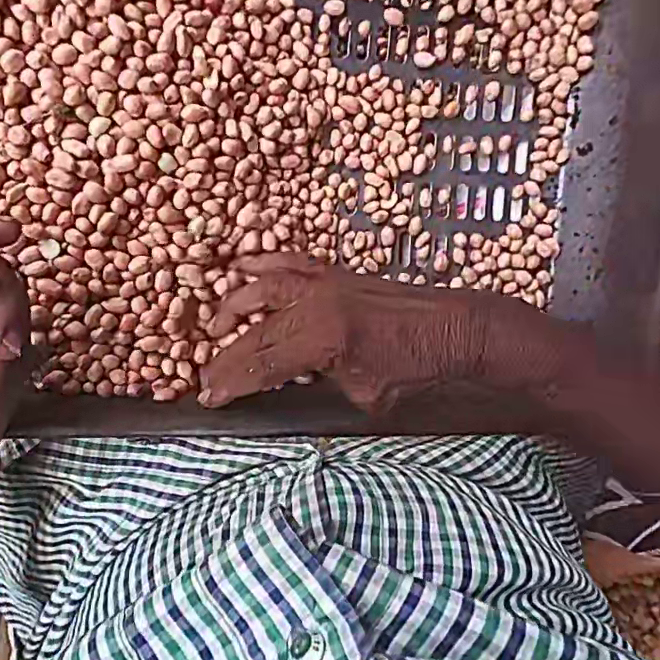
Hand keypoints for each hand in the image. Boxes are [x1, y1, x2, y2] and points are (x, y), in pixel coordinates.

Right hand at [197, 254, 552, 413]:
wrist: (454, 327)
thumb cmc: (415, 367)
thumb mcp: (364, 394)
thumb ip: (321, 384)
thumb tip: (294, 380)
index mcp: (324, 337)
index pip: (263, 363)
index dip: (232, 382)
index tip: (208, 396)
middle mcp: (317, 302)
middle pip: (255, 331)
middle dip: (226, 356)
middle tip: (206, 376)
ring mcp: (325, 281)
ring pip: (263, 286)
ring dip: (234, 304)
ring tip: (216, 321)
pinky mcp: (336, 271)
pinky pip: (290, 263)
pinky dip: (263, 265)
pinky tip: (245, 268)